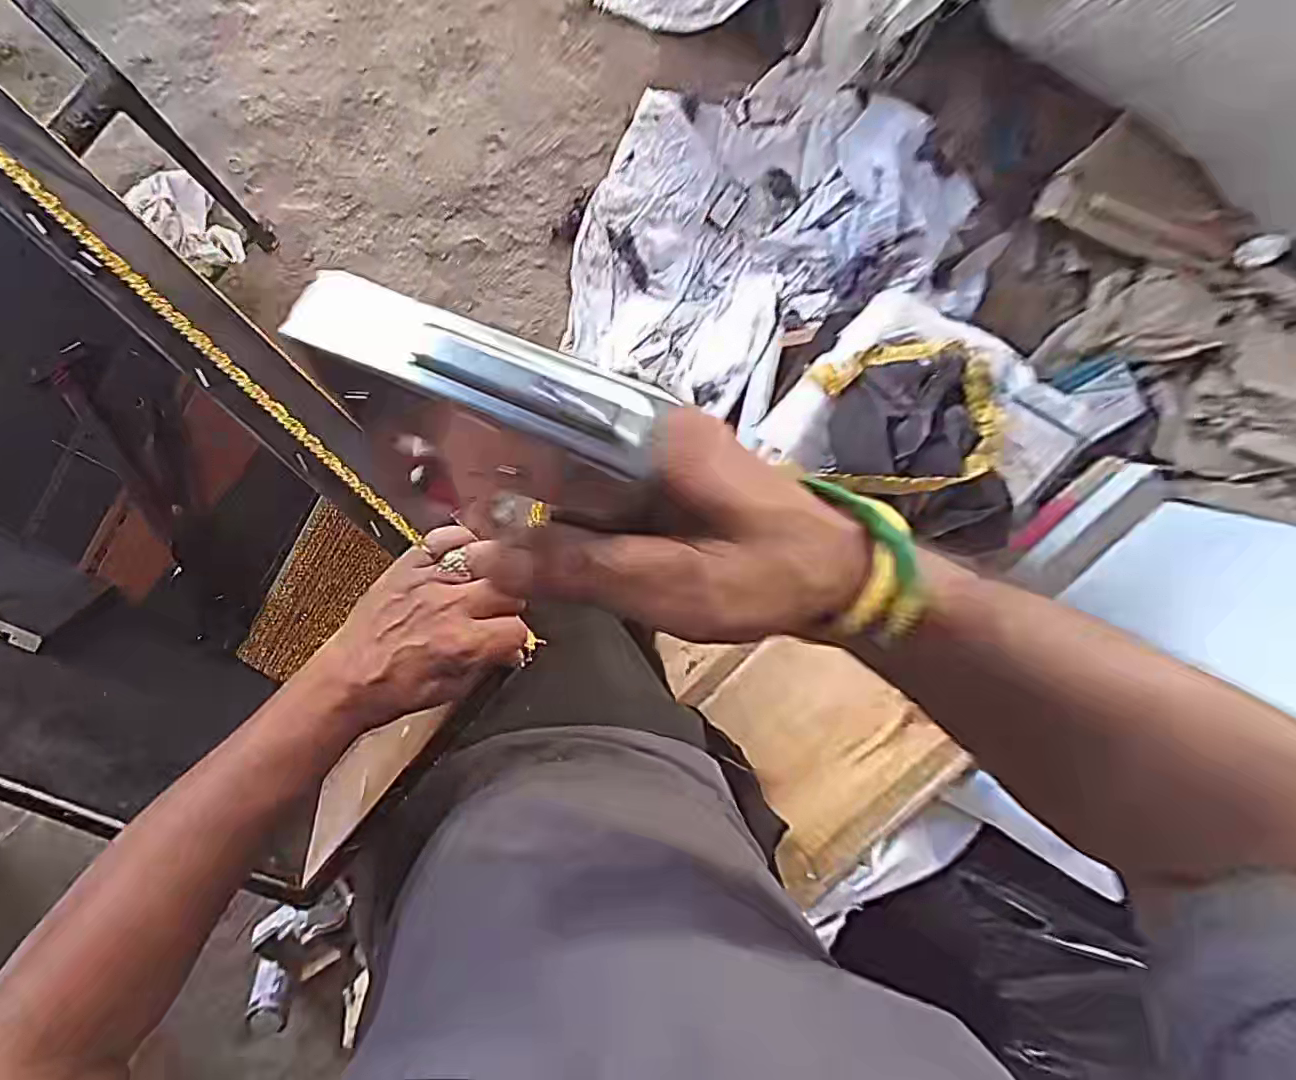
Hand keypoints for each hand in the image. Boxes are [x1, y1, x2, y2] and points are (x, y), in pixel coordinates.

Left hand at [295, 525, 530, 729]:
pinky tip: (463, 552)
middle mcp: (448, 606)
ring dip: (492, 570)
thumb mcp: (451, 689)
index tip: (508, 639)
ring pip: (483, 557)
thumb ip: (486, 664)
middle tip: (498, 613)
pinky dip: (458, 540)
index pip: (517, 627)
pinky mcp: (406, 567)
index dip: (517, 637)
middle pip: (508, 588)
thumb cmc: (392, 688)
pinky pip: (441, 538)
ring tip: (488, 581)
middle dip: (510, 603)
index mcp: (462, 642)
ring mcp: (427, 581)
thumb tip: (510, 650)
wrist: (350, 677)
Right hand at [467, 409, 868, 643]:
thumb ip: (576, 568)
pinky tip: (542, 538)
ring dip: (533, 497)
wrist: (843, 584)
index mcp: (655, 436)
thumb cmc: (766, 579)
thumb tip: (486, 560)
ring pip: (568, 465)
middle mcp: (650, 428)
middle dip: (507, 478)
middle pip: (552, 440)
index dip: (496, 447)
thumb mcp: (667, 583)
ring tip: (490, 529)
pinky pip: (591, 484)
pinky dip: (563, 510)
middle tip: (465, 518)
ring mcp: (654, 450)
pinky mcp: (658, 476)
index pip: (550, 417)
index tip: (452, 481)